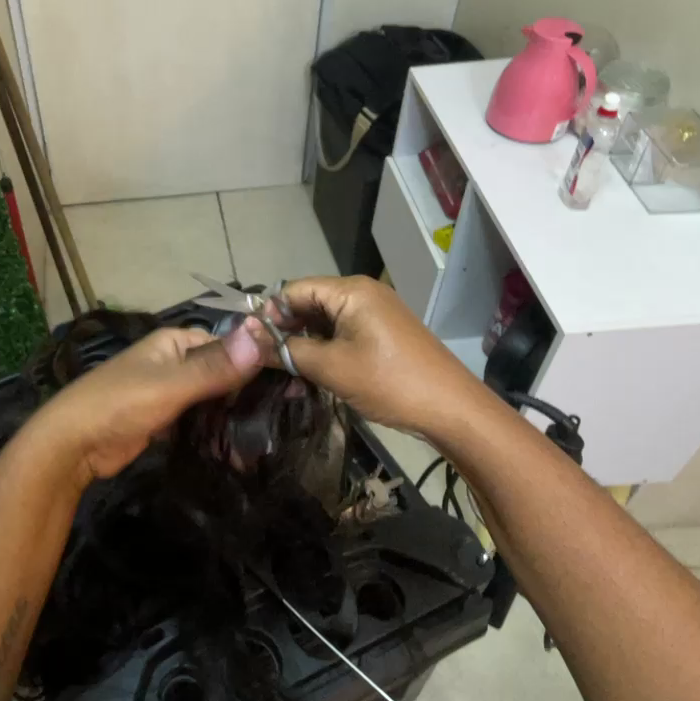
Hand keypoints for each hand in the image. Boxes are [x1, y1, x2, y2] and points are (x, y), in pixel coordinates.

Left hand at [16, 326, 262, 486]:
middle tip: (285, 419)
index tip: (293, 384)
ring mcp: (168, 392)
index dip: (258, 362)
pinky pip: (198, 421)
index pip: (228, 345)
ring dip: (232, 417)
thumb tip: (263, 335)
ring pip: (211, 399)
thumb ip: (215, 366)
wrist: (73, 444)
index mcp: (175, 342)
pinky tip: (238, 451)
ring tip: (266, 440)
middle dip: (247, 395)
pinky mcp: (163, 420)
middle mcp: (173, 361)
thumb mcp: (171, 385)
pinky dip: (214, 432)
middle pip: (221, 373)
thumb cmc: (120, 404)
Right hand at [249, 275, 483, 432]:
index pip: (293, 290)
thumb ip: (287, 349)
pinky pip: (343, 331)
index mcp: (350, 290)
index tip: (253, 345)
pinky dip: (325, 348)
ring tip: (287, 372)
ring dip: (305, 343)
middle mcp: (363, 292)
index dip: (270, 314)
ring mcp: (376, 312)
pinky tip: (314, 372)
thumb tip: (247, 335)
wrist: (452, 410)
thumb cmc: (388, 382)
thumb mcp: (330, 367)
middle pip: (309, 302)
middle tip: (267, 362)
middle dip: (286, 330)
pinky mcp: (383, 332)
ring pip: (325, 320)